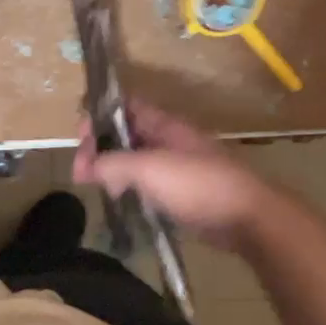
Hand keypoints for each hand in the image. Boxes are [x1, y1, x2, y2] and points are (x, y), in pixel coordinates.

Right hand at [72, 100, 279, 249]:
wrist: (246, 217)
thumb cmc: (199, 185)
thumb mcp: (149, 168)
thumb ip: (113, 163)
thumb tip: (85, 165)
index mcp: (165, 126)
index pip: (126, 107)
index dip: (100, 114)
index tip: (79, 135)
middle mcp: (170, 141)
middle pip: (126, 135)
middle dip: (100, 148)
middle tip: (81, 172)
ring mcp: (176, 167)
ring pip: (134, 160)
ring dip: (112, 170)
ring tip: (98, 188)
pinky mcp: (180, 192)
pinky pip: (146, 183)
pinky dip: (128, 188)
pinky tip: (119, 200)